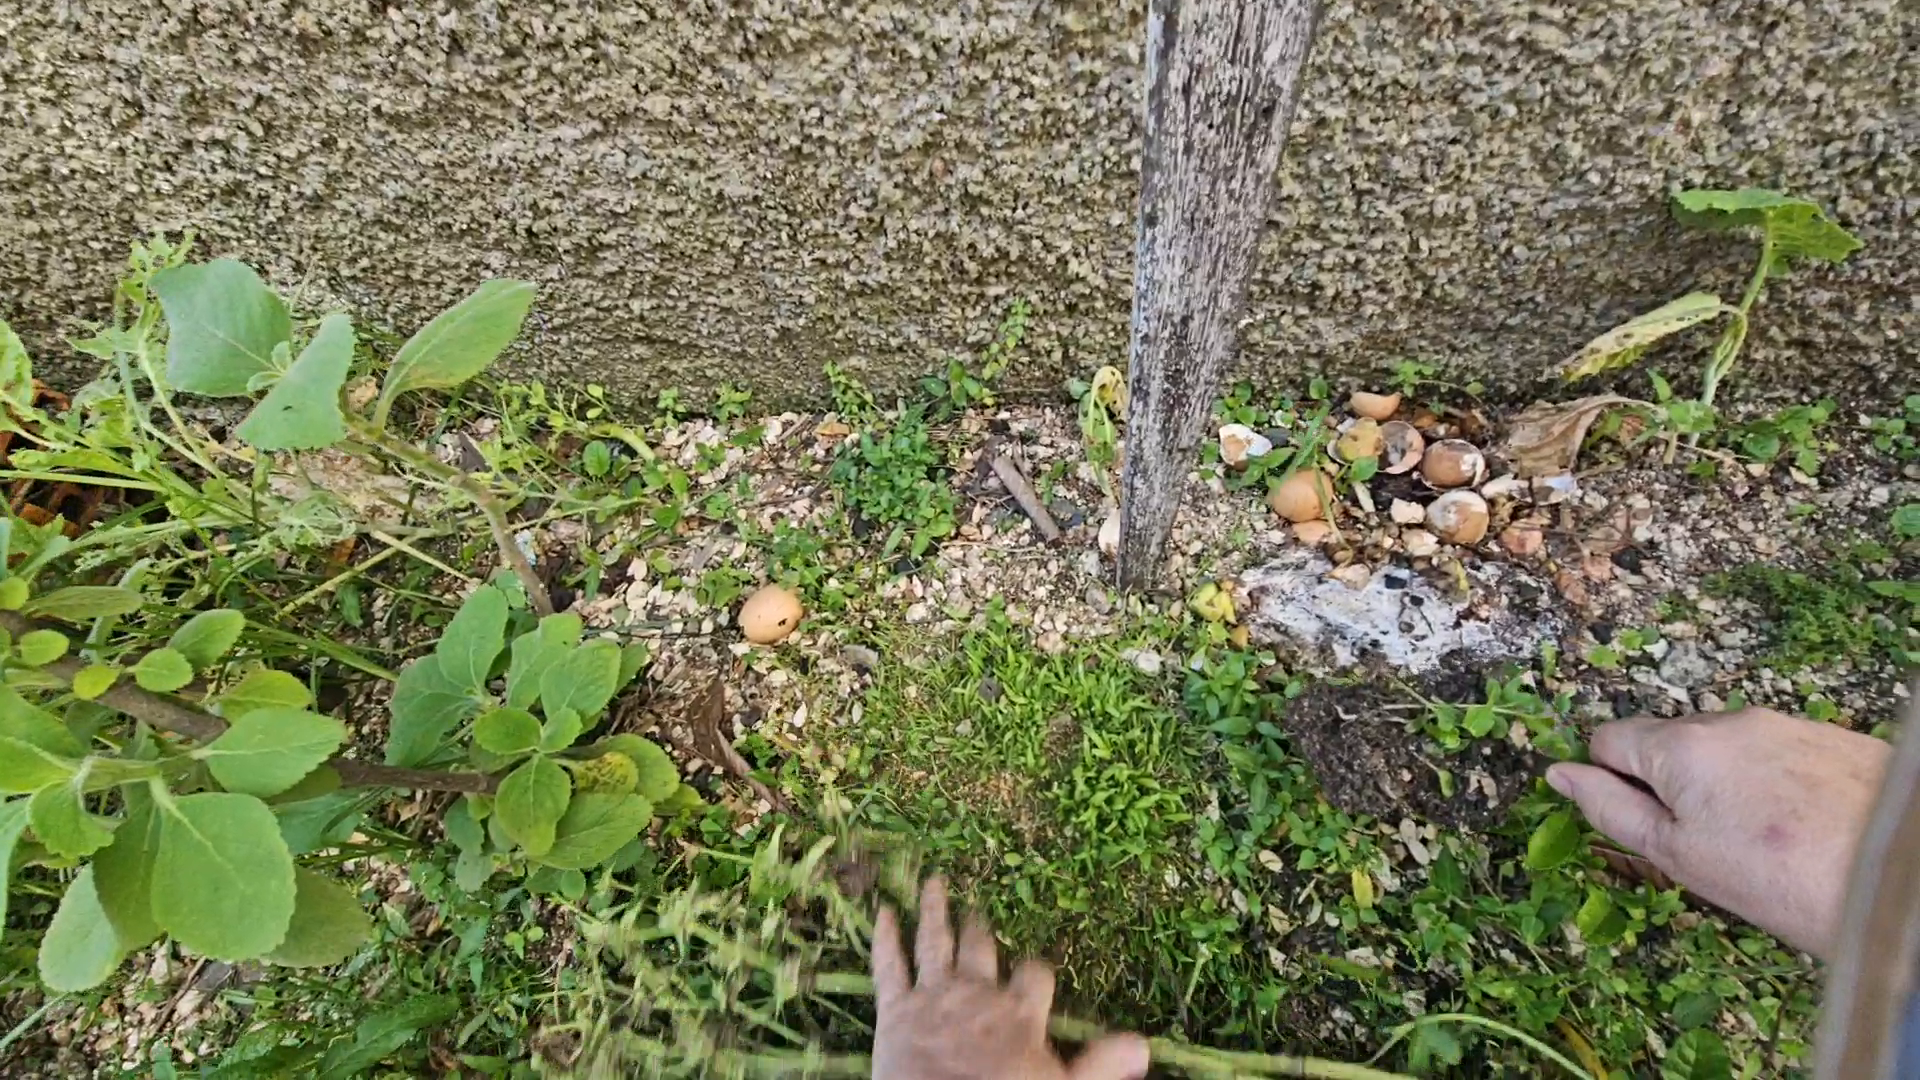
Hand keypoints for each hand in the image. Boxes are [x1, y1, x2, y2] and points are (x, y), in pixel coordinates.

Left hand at [871, 876, 1148, 1079]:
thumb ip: (1099, 1065)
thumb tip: (1144, 1044)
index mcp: (1017, 1010)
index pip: (1035, 974)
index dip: (1035, 972)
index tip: (1035, 971)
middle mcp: (976, 990)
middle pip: (980, 946)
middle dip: (978, 925)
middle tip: (974, 905)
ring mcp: (934, 995)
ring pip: (934, 941)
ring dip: (933, 909)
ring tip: (932, 881)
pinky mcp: (896, 1009)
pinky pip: (888, 966)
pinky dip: (884, 937)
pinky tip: (881, 912)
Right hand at [1546, 707, 1888, 960]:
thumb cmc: (1787, 883)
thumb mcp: (1679, 855)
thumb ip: (1608, 807)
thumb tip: (1559, 773)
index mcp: (1678, 745)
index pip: (1607, 740)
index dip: (1617, 780)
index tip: (1653, 820)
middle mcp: (1728, 720)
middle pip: (1668, 742)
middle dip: (1676, 779)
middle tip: (1714, 838)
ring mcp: (1790, 725)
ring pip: (1727, 747)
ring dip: (1730, 779)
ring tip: (1774, 836)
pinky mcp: (1844, 740)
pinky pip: (1782, 752)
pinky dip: (1783, 781)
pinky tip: (1815, 824)